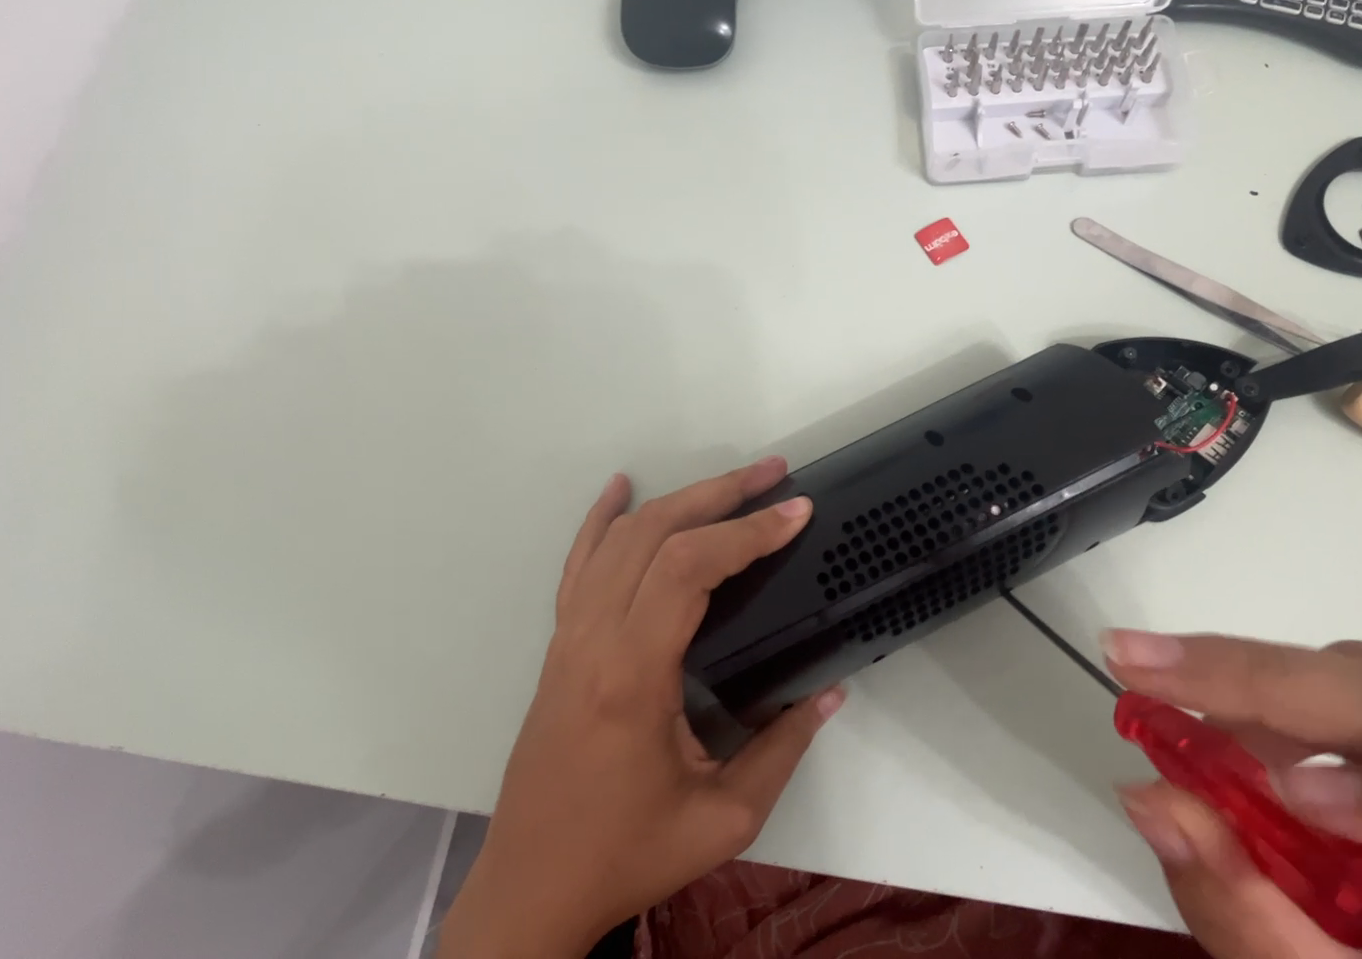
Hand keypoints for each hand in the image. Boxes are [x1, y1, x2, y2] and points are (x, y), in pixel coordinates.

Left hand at [439, 459, 845, 958]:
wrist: (533, 885)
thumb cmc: (626, 853)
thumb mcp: (724, 817)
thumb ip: (782, 749)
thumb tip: (828, 694)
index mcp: (633, 674)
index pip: (689, 569)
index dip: (748, 533)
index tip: (795, 513)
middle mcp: (593, 640)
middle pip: (653, 535)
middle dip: (719, 495)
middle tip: (773, 475)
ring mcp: (568, 639)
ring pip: (617, 540)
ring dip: (675, 500)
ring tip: (728, 483)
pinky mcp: (559, 647)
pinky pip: (578, 565)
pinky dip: (601, 520)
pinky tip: (619, 490)